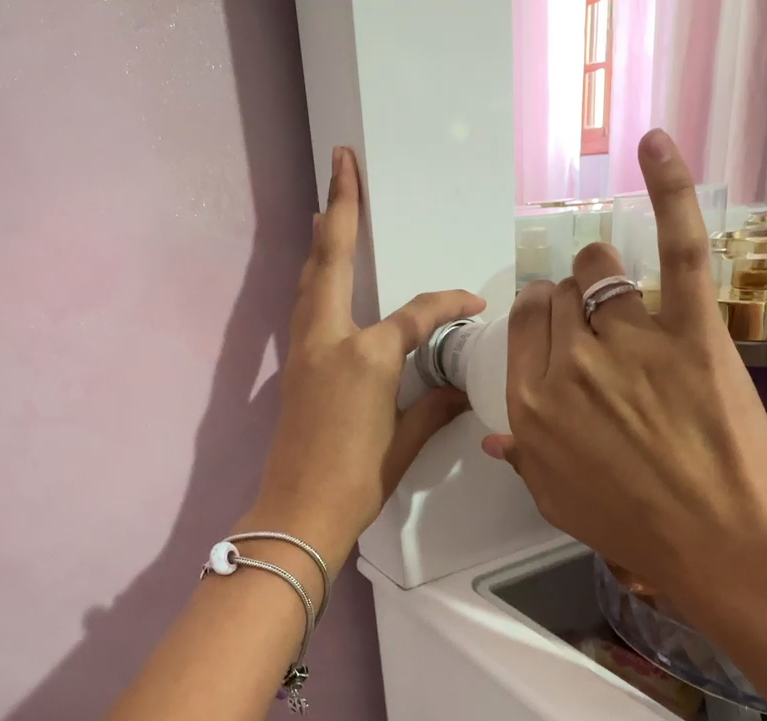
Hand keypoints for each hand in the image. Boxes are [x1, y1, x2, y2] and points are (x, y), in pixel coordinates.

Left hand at [247, 146, 484, 567]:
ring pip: (310, 281)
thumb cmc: (357, 482)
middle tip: (340, 160)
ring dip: (320, 241)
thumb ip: (434, 407)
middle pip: (332, 260)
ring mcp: (303, 353)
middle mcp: (329, 340)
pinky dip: (314, 282)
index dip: (450, 306)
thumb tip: (461, 390)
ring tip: (326, 206)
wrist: (298, 514)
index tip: (475, 304)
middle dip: (338, 207)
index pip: (417, 315)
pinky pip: (304, 309)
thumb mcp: (405, 444)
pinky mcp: (292, 370)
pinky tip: (321, 279)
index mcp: (367, 355)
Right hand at [483, 130, 766, 623]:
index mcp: (531, 405)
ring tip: (616, 283)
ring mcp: (628, 341)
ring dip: (602, 273)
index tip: (553, 326)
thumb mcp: (557, 502)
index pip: (522, 327)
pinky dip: (668, 187)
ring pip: (601, 272)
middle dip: (567, 300)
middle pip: (555, 297)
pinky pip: (674, 245)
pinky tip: (654, 143)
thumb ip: (524, 459)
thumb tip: (496, 437)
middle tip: (591, 320)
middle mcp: (568, 364)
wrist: (717, 538)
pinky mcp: (689, 327)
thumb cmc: (633, 529)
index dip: (539, 319)